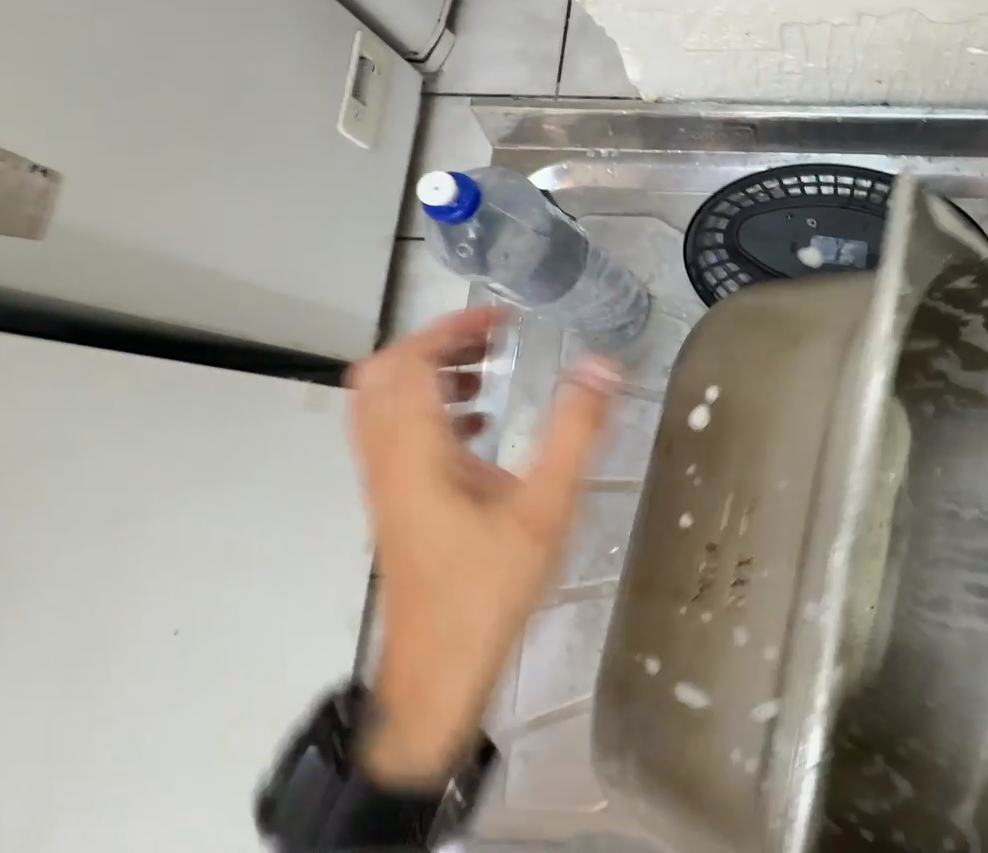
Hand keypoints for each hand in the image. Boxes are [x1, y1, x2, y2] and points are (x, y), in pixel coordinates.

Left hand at [346, 307, 618, 787]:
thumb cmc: (490, 587)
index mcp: (416, 452)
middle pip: (385, 376)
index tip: (503, 318)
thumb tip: (602, 366)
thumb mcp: (546, 508)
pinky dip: (434, 413)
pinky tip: (484, 428)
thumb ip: (576, 433)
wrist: (438, 668)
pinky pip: (400, 436)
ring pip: (387, 406)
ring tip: (492, 372)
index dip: (450, 328)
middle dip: (438, 345)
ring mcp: (387, 484)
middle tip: (494, 339)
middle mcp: (389, 460)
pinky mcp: (398, 505)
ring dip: (432, 376)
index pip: (409, 363)